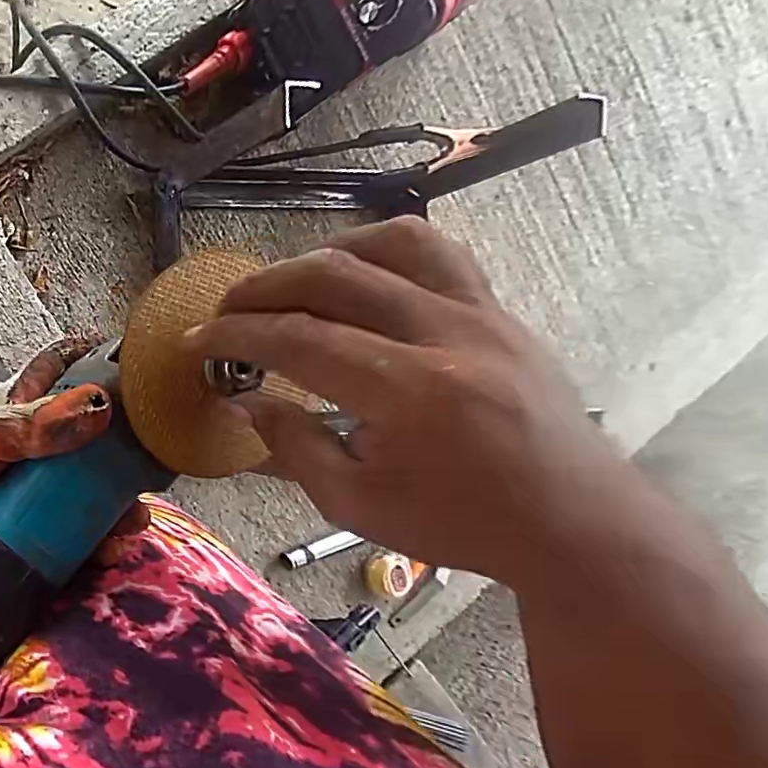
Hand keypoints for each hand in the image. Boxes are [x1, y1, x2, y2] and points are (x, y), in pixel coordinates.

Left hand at [0, 336, 145, 584]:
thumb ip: (35, 423)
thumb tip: (99, 405)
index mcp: (24, 406)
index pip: (70, 370)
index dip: (104, 367)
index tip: (140, 381)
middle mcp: (40, 441)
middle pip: (98, 437)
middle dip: (127, 458)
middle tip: (143, 479)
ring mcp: (40, 483)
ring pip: (96, 486)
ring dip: (120, 505)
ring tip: (128, 525)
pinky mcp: (38, 521)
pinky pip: (80, 526)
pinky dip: (100, 538)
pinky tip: (107, 550)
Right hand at [185, 217, 641, 587]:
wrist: (571, 520)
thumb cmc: (454, 523)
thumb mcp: (352, 502)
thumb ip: (291, 444)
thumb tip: (243, 401)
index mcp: (408, 392)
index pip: (300, 340)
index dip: (236, 336)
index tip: (196, 341)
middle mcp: (446, 335)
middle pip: (335, 277)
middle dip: (263, 288)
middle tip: (224, 312)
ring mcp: (480, 313)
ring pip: (390, 244)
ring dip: (320, 255)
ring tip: (284, 286)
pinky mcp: (497, 310)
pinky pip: (435, 252)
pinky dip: (379, 250)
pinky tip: (351, 277)